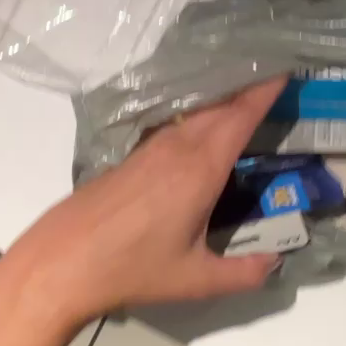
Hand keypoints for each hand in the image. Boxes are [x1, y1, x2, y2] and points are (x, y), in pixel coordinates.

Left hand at [0, 79, 287, 329]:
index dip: (264, 90)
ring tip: (248, 94)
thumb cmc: (131, 268)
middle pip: (220, 107)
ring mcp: (151, 149)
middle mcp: (178, 148)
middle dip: (249, 87)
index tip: (284, 66)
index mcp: (200, 169)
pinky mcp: (132, 156)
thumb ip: (243, 273)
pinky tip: (204, 125)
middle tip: (276, 75)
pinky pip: (176, 124)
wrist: (61, 262)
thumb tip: (276, 264)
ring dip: (223, 99)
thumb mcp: (195, 279)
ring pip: (196, 113)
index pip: (240, 117)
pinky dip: (200, 115)